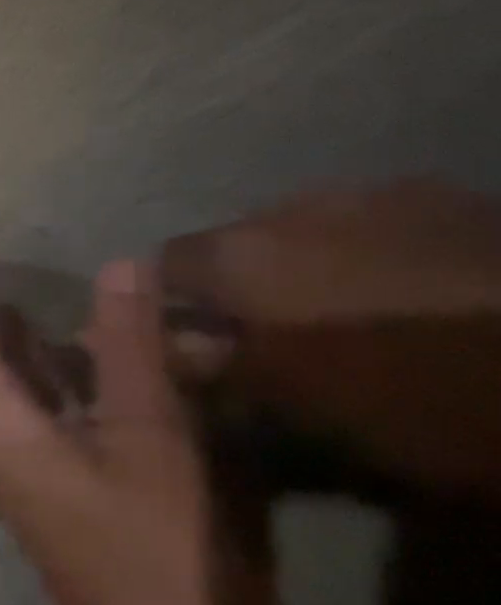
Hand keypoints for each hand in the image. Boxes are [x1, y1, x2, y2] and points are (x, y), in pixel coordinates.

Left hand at [0, 230, 226, 604]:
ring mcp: (10, 456)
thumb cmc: (154, 542)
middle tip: (12, 240)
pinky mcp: (39, 475)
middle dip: (8, 297)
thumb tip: (119, 264)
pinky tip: (114, 354)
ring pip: (22, 374)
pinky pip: (41, 405)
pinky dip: (71, 376)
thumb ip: (130, 349)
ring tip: (90, 291)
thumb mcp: (149, 439)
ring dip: (56, 338)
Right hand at [159, 179, 500, 502]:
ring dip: (314, 265)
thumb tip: (172, 353)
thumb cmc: (420, 392)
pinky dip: (377, 253)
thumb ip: (220, 374)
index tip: (206, 348)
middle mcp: (281, 209)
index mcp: (236, 256)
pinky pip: (377, 222)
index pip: (162, 266)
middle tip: (286, 337)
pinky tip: (415, 292)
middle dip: (248, 283)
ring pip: (305, 229)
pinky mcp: (442, 195)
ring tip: (359, 314)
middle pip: (234, 244)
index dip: (177, 306)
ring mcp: (365, 193)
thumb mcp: (309, 411)